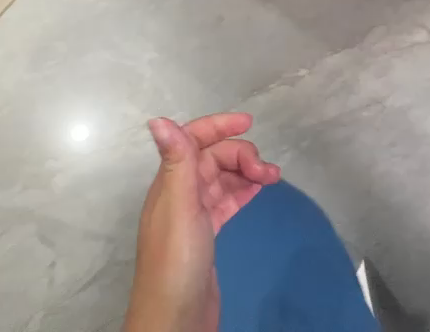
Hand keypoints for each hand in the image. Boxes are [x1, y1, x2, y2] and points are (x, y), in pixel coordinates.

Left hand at [123, 113, 280, 331]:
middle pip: (212, 158)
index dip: (218, 126)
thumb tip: (158, 119)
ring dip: (246, 171)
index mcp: (170, 183)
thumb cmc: (177, 261)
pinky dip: (242, 190)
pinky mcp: (206, 235)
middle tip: (268, 171)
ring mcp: (193, 216)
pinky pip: (226, 201)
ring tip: (272, 178)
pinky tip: (258, 190)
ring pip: (222, 178)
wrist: (175, 322)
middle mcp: (180, 194)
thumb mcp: (180, 207)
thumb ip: (177, 162)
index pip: (193, 140)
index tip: (249, 122)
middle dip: (241, 155)